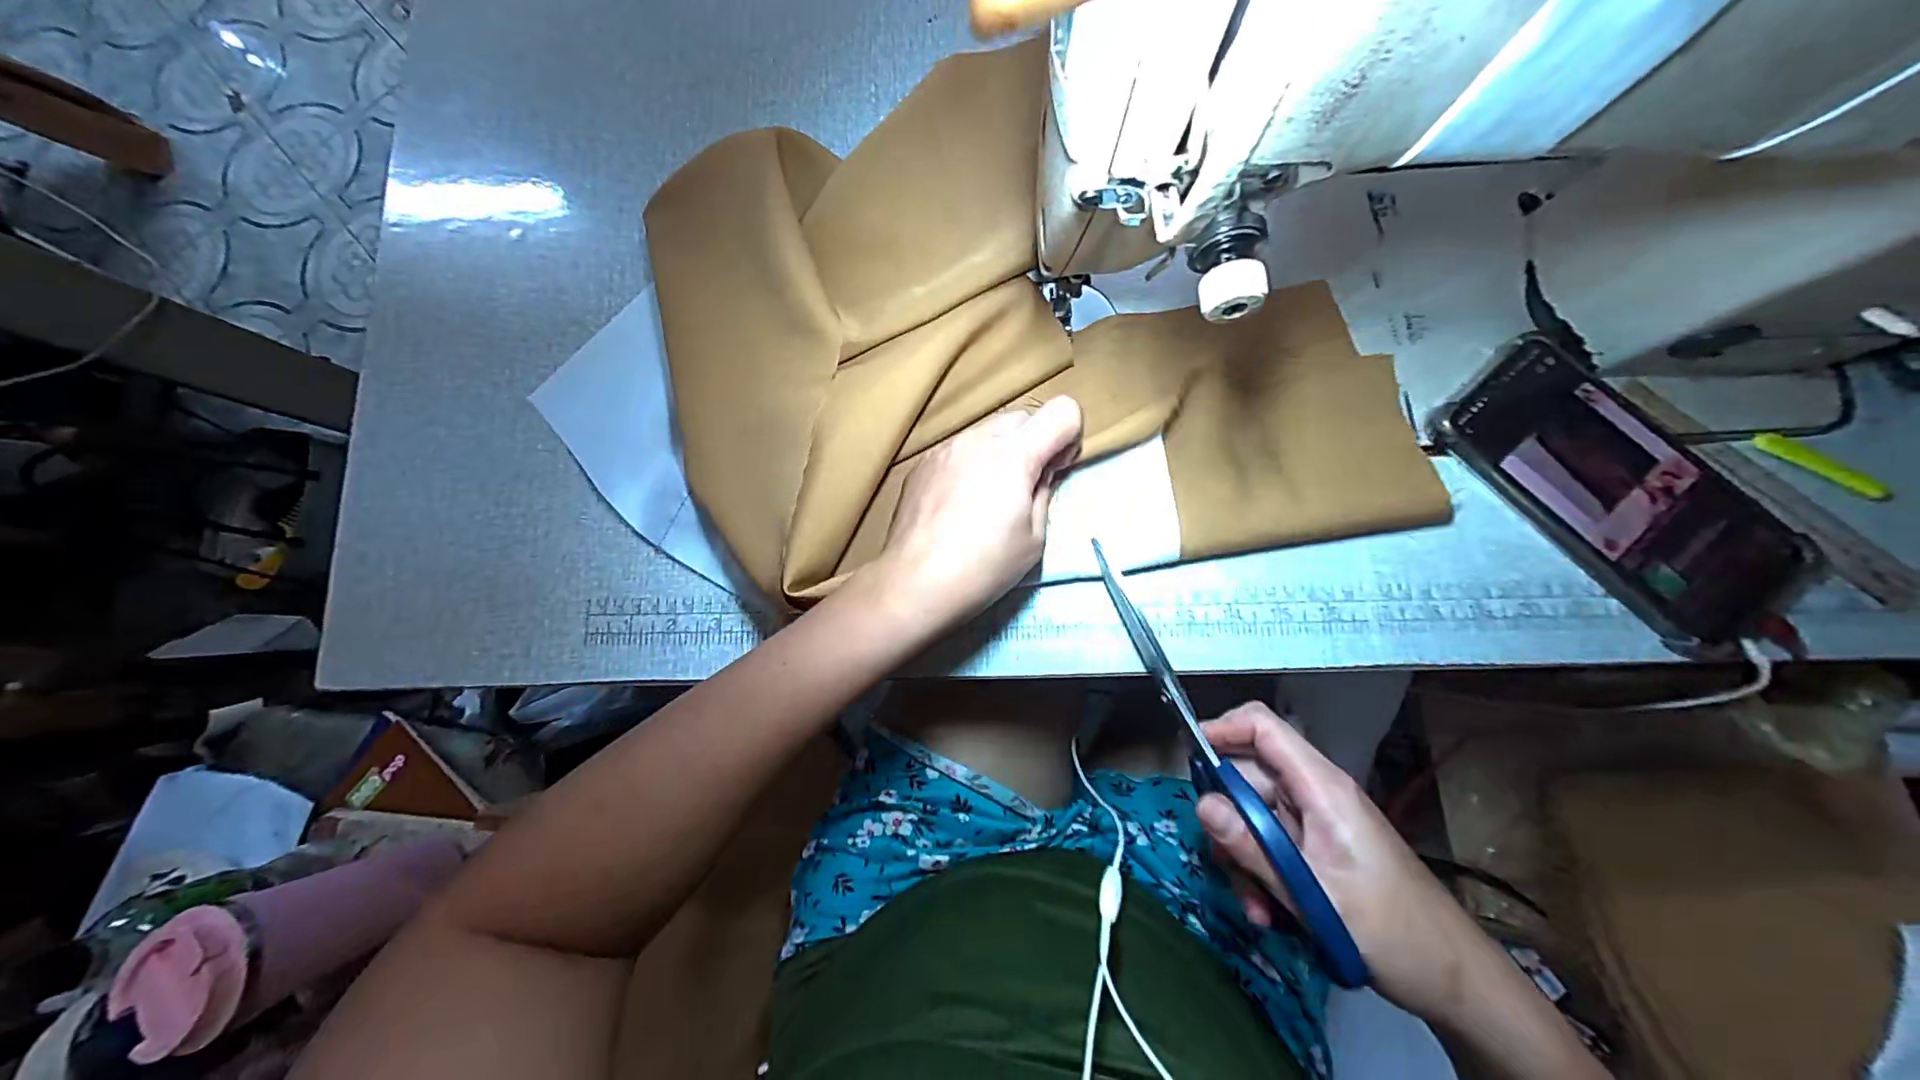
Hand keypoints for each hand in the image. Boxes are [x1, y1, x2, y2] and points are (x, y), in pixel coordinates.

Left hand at [866, 396, 1082, 631]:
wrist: (916, 582)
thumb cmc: (984, 566)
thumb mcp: (1035, 537)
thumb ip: (1044, 491)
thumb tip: (1040, 472)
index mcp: (1015, 454)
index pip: (1063, 411)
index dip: (1069, 437)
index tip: (1056, 469)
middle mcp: (979, 439)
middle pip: (1022, 418)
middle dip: (1033, 444)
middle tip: (1025, 487)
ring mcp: (946, 448)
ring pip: (986, 432)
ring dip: (999, 453)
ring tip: (987, 499)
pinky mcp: (922, 464)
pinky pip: (958, 451)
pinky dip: (969, 466)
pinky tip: (957, 505)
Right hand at [1195, 703, 1489, 1022]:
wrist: (1453, 978)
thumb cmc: (1390, 929)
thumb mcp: (1312, 892)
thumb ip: (1253, 847)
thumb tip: (1201, 804)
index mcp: (1321, 787)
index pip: (1262, 727)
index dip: (1220, 730)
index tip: (1187, 758)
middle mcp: (1315, 794)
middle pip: (1248, 778)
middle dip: (1227, 820)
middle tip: (1223, 865)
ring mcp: (1316, 821)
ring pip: (1254, 817)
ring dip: (1243, 858)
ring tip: (1256, 906)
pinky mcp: (1317, 848)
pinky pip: (1272, 845)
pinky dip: (1262, 874)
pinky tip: (1269, 912)